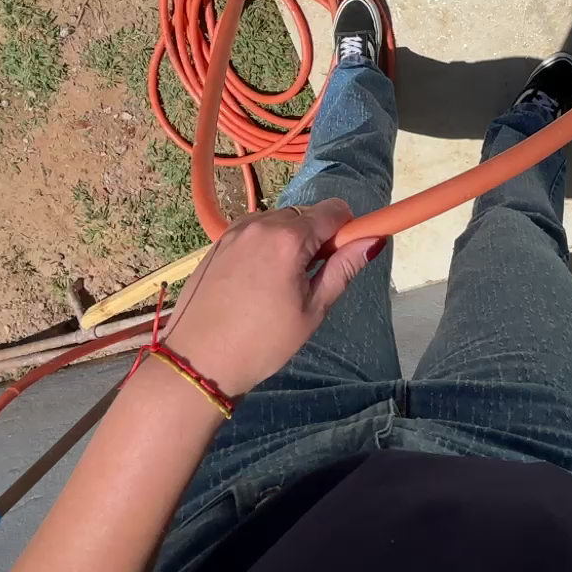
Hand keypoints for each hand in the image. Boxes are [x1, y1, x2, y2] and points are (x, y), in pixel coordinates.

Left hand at [160, 200, 382, 395]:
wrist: (197, 361)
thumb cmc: (262, 342)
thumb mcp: (312, 311)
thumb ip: (343, 269)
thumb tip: (374, 240)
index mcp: (289, 238)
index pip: (334, 210)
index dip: (346, 230)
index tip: (340, 258)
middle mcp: (262, 222)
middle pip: (306, 214)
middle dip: (316, 238)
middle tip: (307, 280)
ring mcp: (236, 229)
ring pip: (280, 221)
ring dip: (290, 240)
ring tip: (278, 284)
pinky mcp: (219, 240)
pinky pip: (256, 229)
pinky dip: (265, 244)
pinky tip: (255, 280)